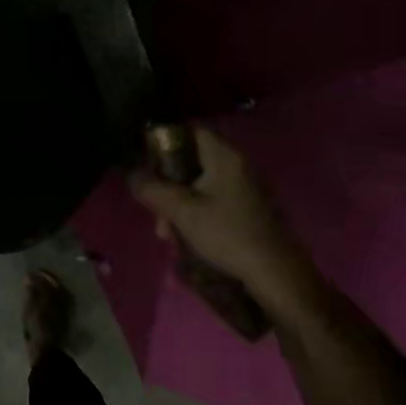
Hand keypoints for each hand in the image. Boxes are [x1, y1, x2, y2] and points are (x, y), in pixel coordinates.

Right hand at [128, 126, 310, 294]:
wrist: (274, 272)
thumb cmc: (226, 234)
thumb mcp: (182, 212)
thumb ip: (152, 190)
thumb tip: (131, 174)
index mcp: (225, 157)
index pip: (191, 132)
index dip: (165, 143)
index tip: (147, 165)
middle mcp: (237, 166)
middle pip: (191, 162)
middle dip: (167, 186)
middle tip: (156, 212)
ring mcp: (244, 188)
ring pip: (198, 186)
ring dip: (178, 206)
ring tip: (169, 234)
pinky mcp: (247, 209)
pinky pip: (212, 201)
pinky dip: (195, 215)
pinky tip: (186, 239)